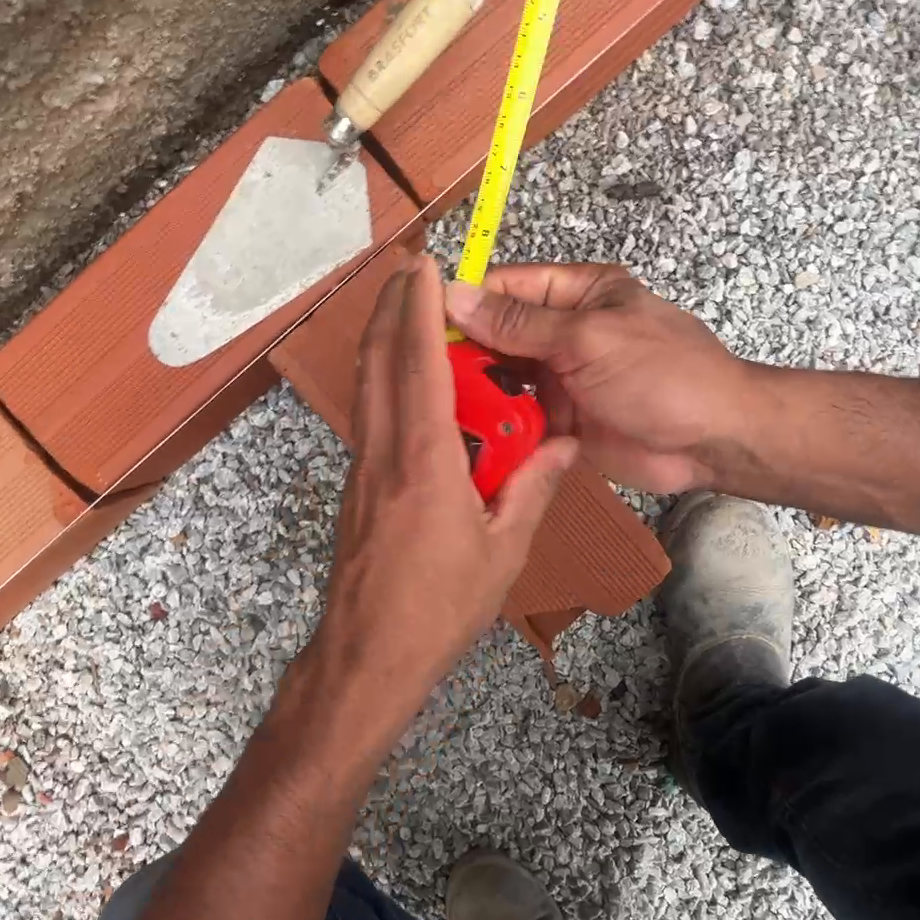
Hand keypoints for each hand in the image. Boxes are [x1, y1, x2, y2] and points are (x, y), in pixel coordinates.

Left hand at [308, 255, 578, 713]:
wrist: (368, 654)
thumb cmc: (440, 607)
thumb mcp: (503, 550)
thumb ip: (532, 488)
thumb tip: (564, 443)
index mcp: (424, 461)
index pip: (418, 365)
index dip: (418, 308)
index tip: (423, 265)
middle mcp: (384, 453)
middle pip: (377, 362)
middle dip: (390, 308)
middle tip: (410, 272)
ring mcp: (362, 471)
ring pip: (368, 388)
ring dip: (383, 343)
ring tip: (409, 316)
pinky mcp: (356, 490)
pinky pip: (371, 419)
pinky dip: (385, 385)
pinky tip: (410, 391)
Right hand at [444, 264, 747, 492]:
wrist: (712, 442)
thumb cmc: (662, 374)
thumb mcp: (588, 339)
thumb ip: (519, 323)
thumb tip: (453, 295)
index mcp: (577, 294)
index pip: (507, 287)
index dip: (466, 301)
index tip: (418, 321)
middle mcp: (564, 333)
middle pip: (498, 336)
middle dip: (465, 354)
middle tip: (418, 374)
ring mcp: (561, 379)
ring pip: (504, 379)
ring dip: (478, 392)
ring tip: (433, 405)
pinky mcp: (561, 421)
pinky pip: (519, 417)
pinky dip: (497, 424)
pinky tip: (465, 433)